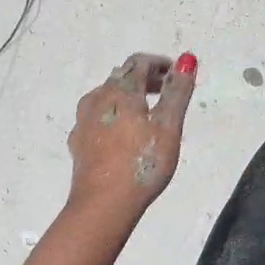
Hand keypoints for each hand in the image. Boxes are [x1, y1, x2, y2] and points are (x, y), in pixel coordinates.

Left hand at [67, 52, 197, 222]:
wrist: (103, 204)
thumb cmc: (142, 163)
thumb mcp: (168, 127)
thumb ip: (177, 92)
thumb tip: (186, 59)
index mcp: (121, 91)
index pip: (139, 62)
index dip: (160, 64)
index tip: (177, 75)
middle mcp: (97, 98)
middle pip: (121, 77)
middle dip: (144, 79)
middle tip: (165, 92)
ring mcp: (83, 121)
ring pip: (106, 96)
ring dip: (127, 97)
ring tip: (145, 113)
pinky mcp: (78, 142)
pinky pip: (96, 118)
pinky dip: (113, 116)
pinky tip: (121, 134)